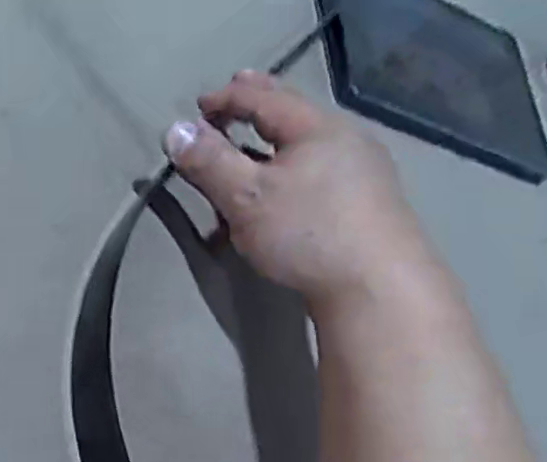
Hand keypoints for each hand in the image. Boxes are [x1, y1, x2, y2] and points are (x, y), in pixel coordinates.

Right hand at [163, 72, 430, 305]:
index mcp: (315, 129)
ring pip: (302, 150)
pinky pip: (313, 178)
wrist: (371, 280)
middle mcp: (342, 140)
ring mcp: (358, 172)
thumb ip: (210, 164)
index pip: (265, 99)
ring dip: (269, 150)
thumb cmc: (304, 232)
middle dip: (257, 108)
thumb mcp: (246, 198)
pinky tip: (278, 199)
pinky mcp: (361, 205)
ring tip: (247, 156)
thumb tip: (175, 131)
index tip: (198, 106)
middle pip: (291, 117)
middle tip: (234, 96)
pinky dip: (286, 178)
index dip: (228, 100)